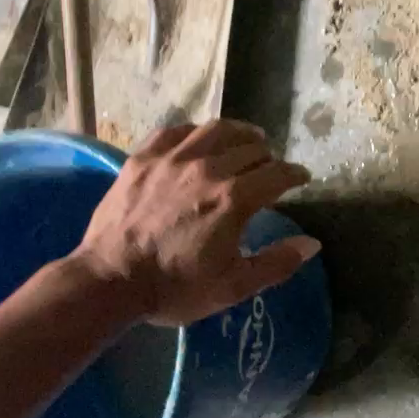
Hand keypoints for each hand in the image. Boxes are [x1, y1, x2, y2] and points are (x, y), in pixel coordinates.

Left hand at [71, 121, 317, 325]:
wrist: (107, 283)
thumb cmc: (174, 288)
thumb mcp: (232, 287)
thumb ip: (276, 264)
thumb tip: (312, 244)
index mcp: (234, 199)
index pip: (278, 173)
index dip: (296, 174)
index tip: (301, 178)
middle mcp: (208, 169)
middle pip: (252, 148)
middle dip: (269, 157)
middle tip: (270, 168)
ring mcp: (173, 159)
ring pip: (217, 129)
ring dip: (240, 133)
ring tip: (246, 140)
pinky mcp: (143, 158)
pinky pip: (176, 130)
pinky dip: (196, 131)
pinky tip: (200, 140)